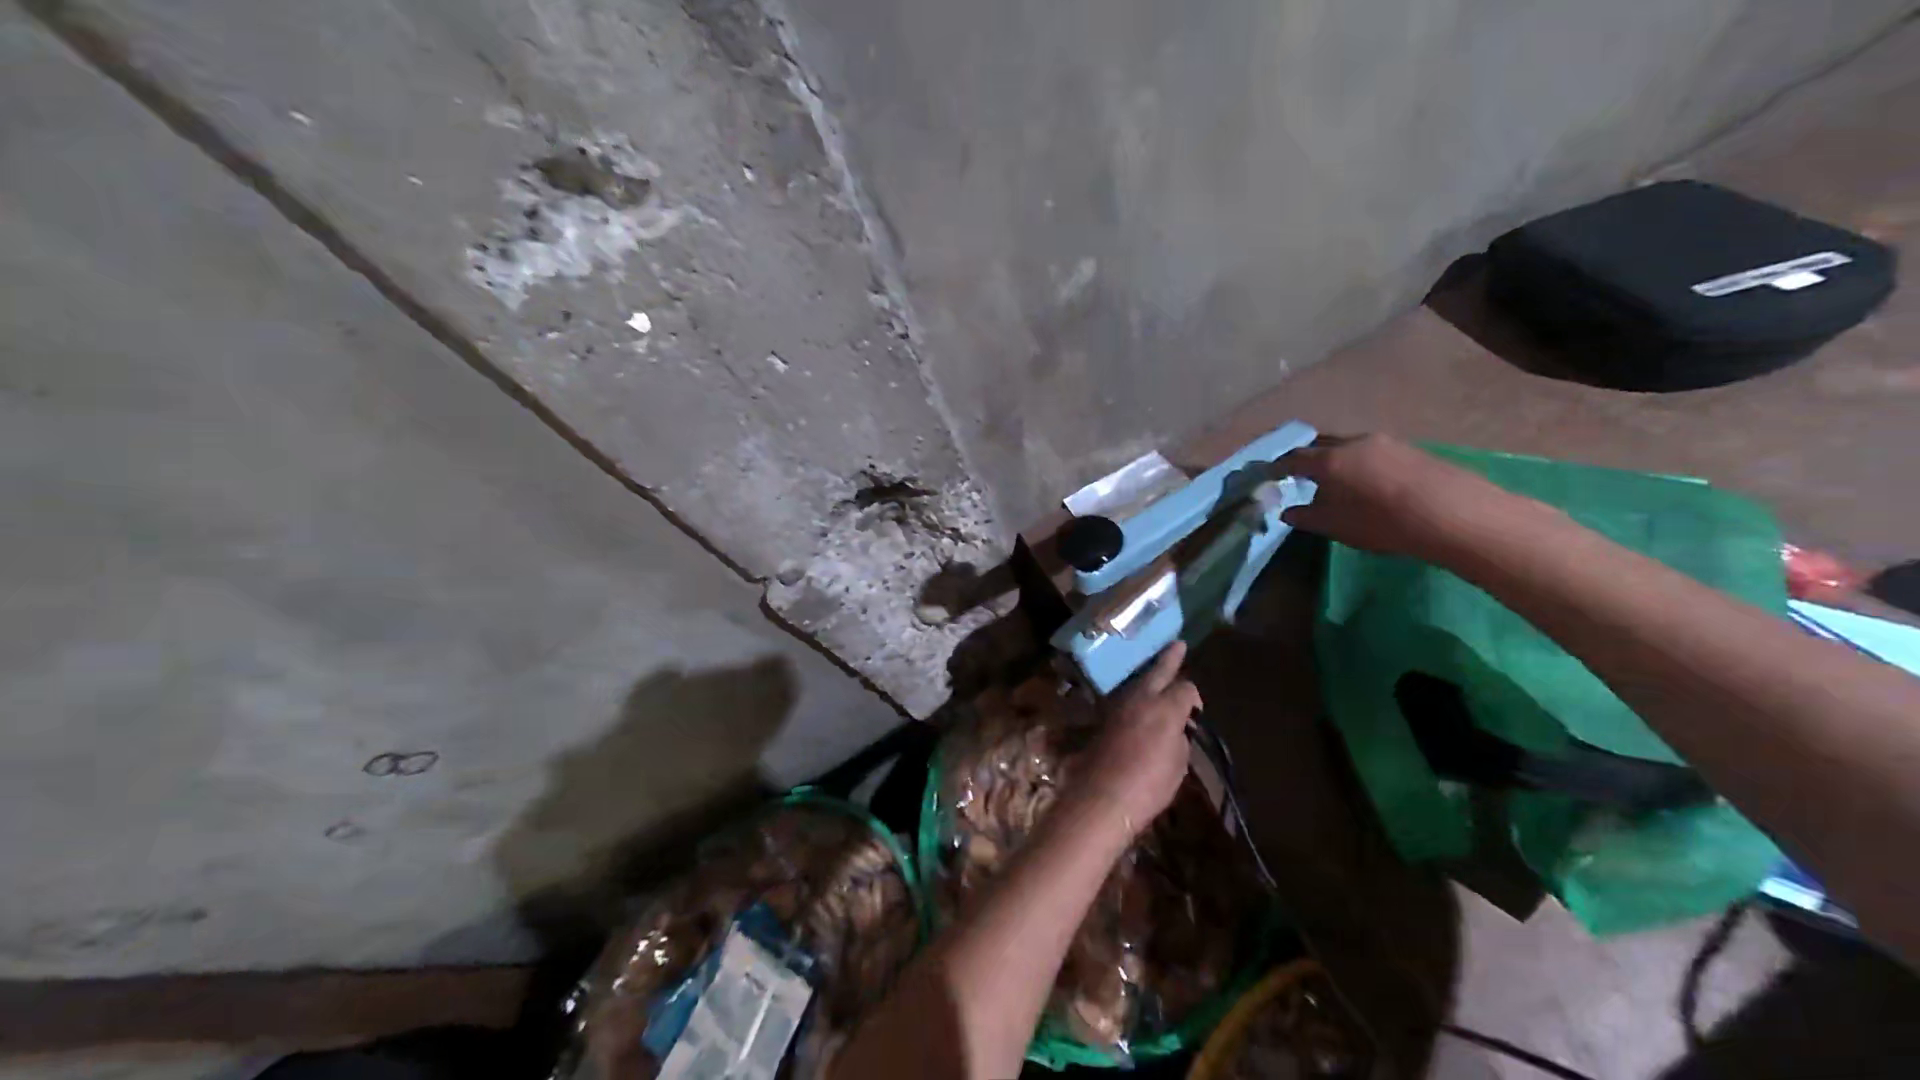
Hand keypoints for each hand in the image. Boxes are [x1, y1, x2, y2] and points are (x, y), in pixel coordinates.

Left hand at [1067, 642, 1201, 835]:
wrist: (1102, 796)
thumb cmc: (1149, 785)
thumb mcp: (1178, 764)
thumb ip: (1179, 739)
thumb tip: (1175, 730)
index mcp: (1166, 707)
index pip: (1186, 689)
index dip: (1194, 698)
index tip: (1196, 711)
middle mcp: (1141, 698)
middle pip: (1158, 671)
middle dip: (1169, 658)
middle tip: (1177, 644)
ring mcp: (1118, 706)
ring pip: (1138, 682)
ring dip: (1149, 677)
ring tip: (1159, 671)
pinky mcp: (1103, 718)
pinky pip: (1125, 698)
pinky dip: (1135, 695)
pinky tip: (1140, 699)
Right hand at [1275, 434, 1519, 561]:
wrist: (1451, 513)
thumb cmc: (1380, 521)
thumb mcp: (1335, 525)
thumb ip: (1306, 516)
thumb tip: (1288, 511)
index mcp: (1329, 460)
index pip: (1294, 458)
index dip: (1278, 467)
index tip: (1269, 474)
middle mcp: (1354, 443)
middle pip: (1322, 445)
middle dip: (1307, 457)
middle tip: (1299, 472)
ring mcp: (1386, 443)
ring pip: (1350, 447)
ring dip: (1337, 459)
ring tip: (1335, 478)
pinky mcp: (1411, 450)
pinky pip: (1374, 452)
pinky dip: (1361, 463)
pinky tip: (1369, 482)